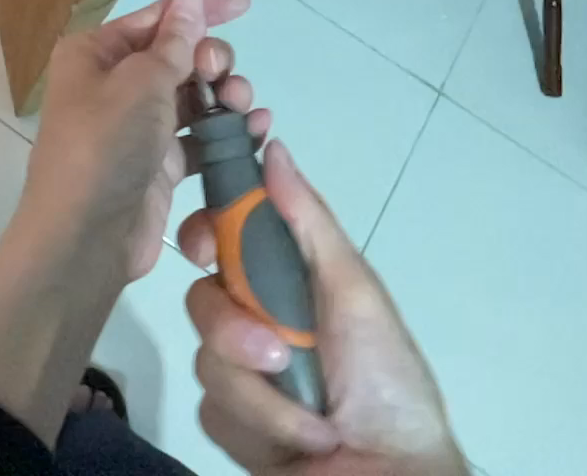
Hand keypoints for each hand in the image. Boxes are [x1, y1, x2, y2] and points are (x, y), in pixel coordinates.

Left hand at [25, 0, 269, 279]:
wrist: (85, 237)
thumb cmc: (105, 145)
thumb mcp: (140, 83)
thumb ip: (173, 42)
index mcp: (96, 53)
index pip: (156, 18)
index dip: (201, 8)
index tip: (245, 3)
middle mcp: (114, 83)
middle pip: (179, 55)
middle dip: (212, 59)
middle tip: (220, 76)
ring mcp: (137, 125)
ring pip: (194, 95)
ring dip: (225, 95)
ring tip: (243, 107)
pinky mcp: (159, 162)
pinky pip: (200, 135)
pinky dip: (225, 131)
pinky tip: (255, 132)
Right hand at [177, 141, 465, 475]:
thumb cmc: (385, 375)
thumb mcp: (353, 289)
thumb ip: (307, 220)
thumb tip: (273, 146)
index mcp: (279, 278)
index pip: (218, 235)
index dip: (200, 232)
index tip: (203, 245)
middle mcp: (251, 317)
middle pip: (201, 297)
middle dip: (234, 329)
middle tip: (277, 354)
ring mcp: (237, 369)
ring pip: (205, 357)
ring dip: (259, 390)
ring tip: (311, 418)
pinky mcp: (228, 420)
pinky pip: (214, 407)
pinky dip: (258, 426)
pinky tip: (295, 440)